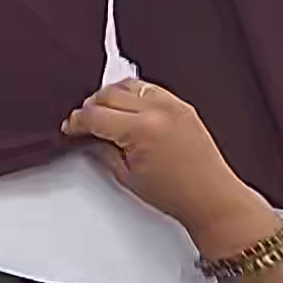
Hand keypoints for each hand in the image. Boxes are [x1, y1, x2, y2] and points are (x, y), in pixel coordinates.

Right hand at [62, 79, 278, 256]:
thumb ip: (104, 150)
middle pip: (108, 94)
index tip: (71, 127)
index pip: (95, 115)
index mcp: (140, 130)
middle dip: (91, 107)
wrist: (211, 198)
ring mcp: (172, 105)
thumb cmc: (177, 194)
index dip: (77, 122)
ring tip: (105, 113)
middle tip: (85, 122)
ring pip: (128, 84)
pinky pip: (149, 88)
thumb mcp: (126, 176)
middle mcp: (157, 110)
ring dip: (111, 96)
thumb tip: (91, 137)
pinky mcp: (182, 105)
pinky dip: (134, 94)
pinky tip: (128, 108)